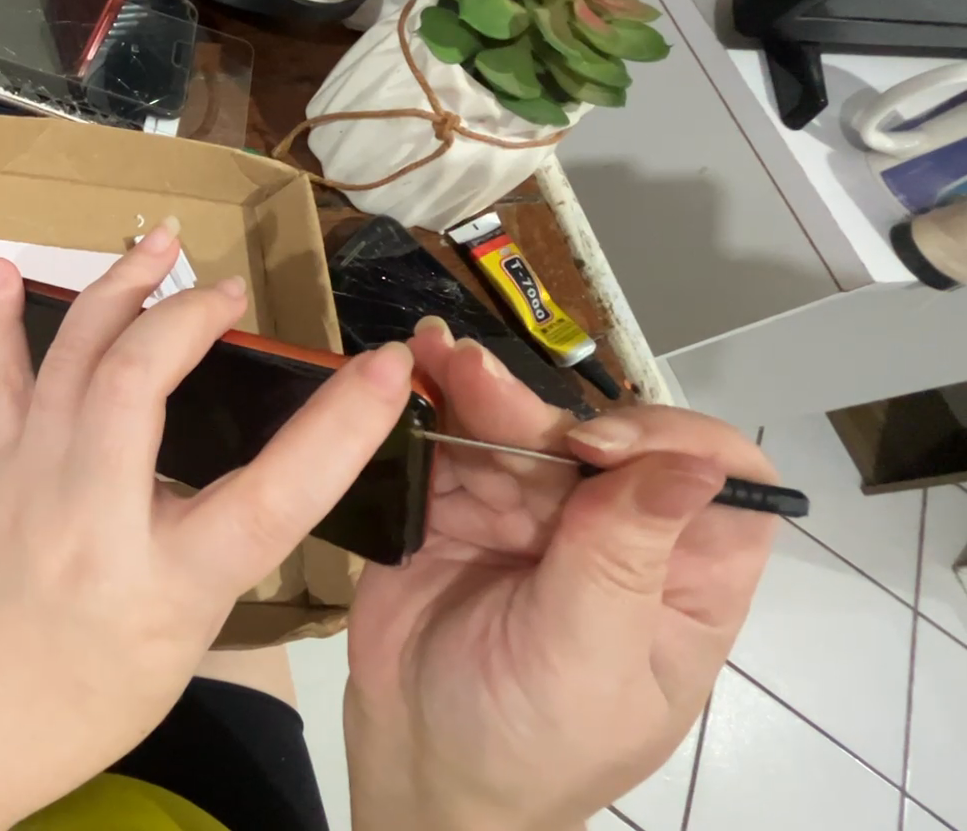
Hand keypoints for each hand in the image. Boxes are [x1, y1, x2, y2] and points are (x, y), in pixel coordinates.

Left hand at [0, 223, 411, 830]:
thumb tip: (248, 467)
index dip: (341, 425)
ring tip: (157, 243)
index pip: (272, 492)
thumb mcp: (188, 632)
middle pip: (139, 384)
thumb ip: (222, 542)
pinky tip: (8, 269)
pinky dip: (7, 319)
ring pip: (72, 359)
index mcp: (166, 577)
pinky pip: (2, 377)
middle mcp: (91, 512)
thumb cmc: (89, 693)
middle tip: (231, 290)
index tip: (385, 367)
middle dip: (189, 317)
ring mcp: (32, 475)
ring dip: (117, 289)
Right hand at [344, 319, 778, 830]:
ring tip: (426, 349)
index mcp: (673, 574)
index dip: (662, 442)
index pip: (708, 479)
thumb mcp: (588, 661)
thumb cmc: (530, 736)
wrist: (419, 759)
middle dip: (528, 406)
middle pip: (581, 443)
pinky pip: (439, 457)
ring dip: (468, 390)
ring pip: (504, 438)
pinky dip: (419, 417)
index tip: (585, 448)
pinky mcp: (446, 514)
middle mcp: (600, 533)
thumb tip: (693, 465)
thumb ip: (622, 562)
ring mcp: (517, 519)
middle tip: (463, 366)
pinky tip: (402, 379)